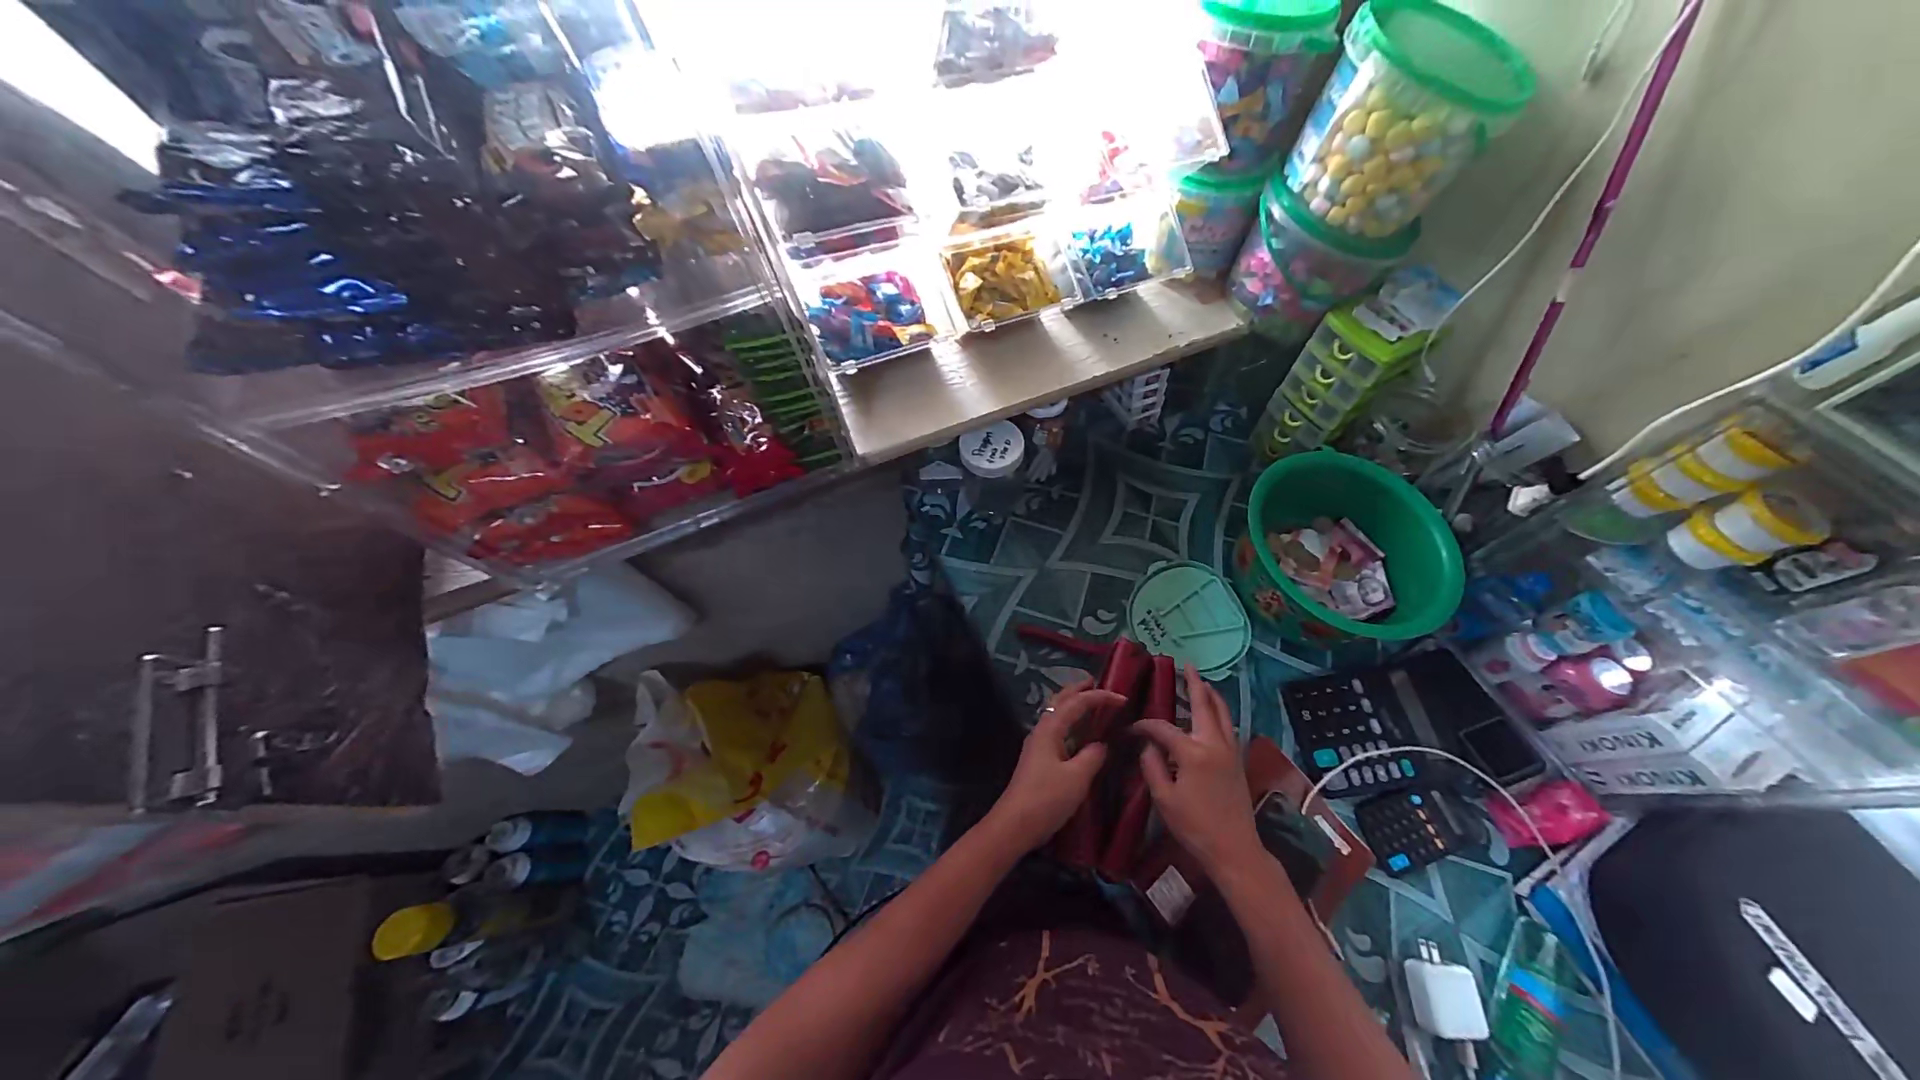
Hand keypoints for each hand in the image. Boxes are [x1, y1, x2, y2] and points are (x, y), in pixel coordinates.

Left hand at [982, 681, 1126, 852]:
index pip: (1077, 702)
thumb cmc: (1047, 798)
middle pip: (1060, 701)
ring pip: (1056, 714)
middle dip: (1078, 690)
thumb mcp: (1077, 777)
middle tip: (1097, 683)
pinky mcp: (1038, 759)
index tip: (1123, 698)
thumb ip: (1092, 756)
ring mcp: (1038, 745)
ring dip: (1072, 704)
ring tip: (1091, 702)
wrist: (1014, 824)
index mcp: (1050, 728)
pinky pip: (1057, 730)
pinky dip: (1070, 723)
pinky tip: (1079, 733)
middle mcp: (1041, 730)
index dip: (1100, 697)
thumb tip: (1100, 744)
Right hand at [1136, 665, 1263, 875]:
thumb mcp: (1163, 798)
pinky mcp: (1238, 762)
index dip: (1144, 726)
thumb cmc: (1194, 826)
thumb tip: (1148, 744)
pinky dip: (1219, 713)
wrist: (1234, 850)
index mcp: (1193, 752)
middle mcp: (1215, 744)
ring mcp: (1231, 751)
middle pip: (1204, 705)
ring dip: (1210, 696)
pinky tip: (1212, 714)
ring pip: (1222, 714)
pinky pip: (1228, 727)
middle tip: (1187, 666)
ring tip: (1201, 682)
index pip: (1162, 728)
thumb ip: (1152, 765)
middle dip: (1194, 684)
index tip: (1130, 730)